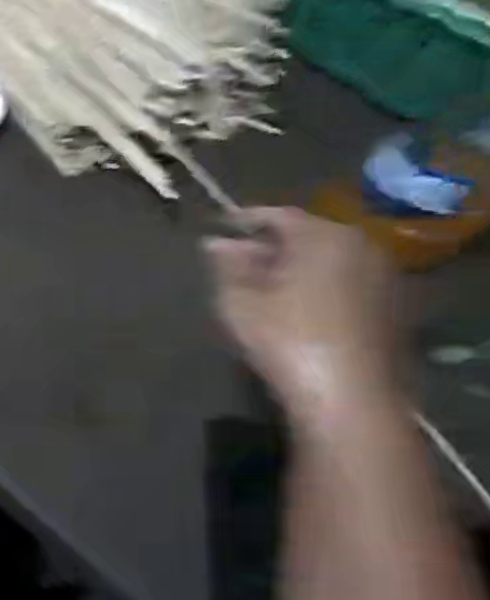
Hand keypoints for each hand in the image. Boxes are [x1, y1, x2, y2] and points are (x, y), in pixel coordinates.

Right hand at [204, 208, 402, 420]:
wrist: (345, 383)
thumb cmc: (282, 334)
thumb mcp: (239, 298)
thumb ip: (228, 265)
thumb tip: (218, 241)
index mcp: (323, 239)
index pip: (280, 215)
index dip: (245, 218)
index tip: (215, 225)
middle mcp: (359, 246)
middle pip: (307, 233)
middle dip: (269, 242)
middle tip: (229, 258)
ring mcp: (379, 271)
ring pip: (325, 254)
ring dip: (291, 261)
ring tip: (255, 280)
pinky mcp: (385, 297)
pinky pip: (341, 273)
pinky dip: (312, 276)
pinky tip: (288, 298)